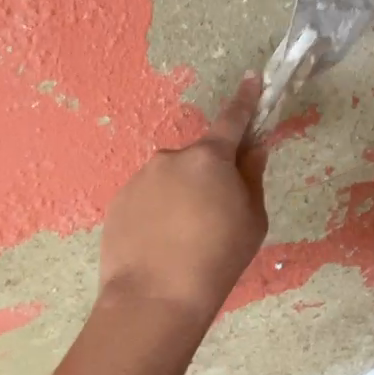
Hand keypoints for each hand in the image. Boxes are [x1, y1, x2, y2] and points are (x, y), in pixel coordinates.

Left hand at [99, 73, 268, 312]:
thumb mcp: (253, 220)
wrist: (155, 297)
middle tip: (218, 218)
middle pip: (201, 160)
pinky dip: (160, 215)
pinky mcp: (119, 202)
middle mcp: (172, 158)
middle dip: (211, 179)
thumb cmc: (219, 257)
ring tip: (188, 241)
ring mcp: (141, 179)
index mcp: (211, 158)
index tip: (253, 77)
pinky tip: (164, 247)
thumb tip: (253, 149)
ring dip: (183, 199)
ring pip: (173, 182)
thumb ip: (253, 178)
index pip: (233, 120)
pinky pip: (149, 201)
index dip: (246, 99)